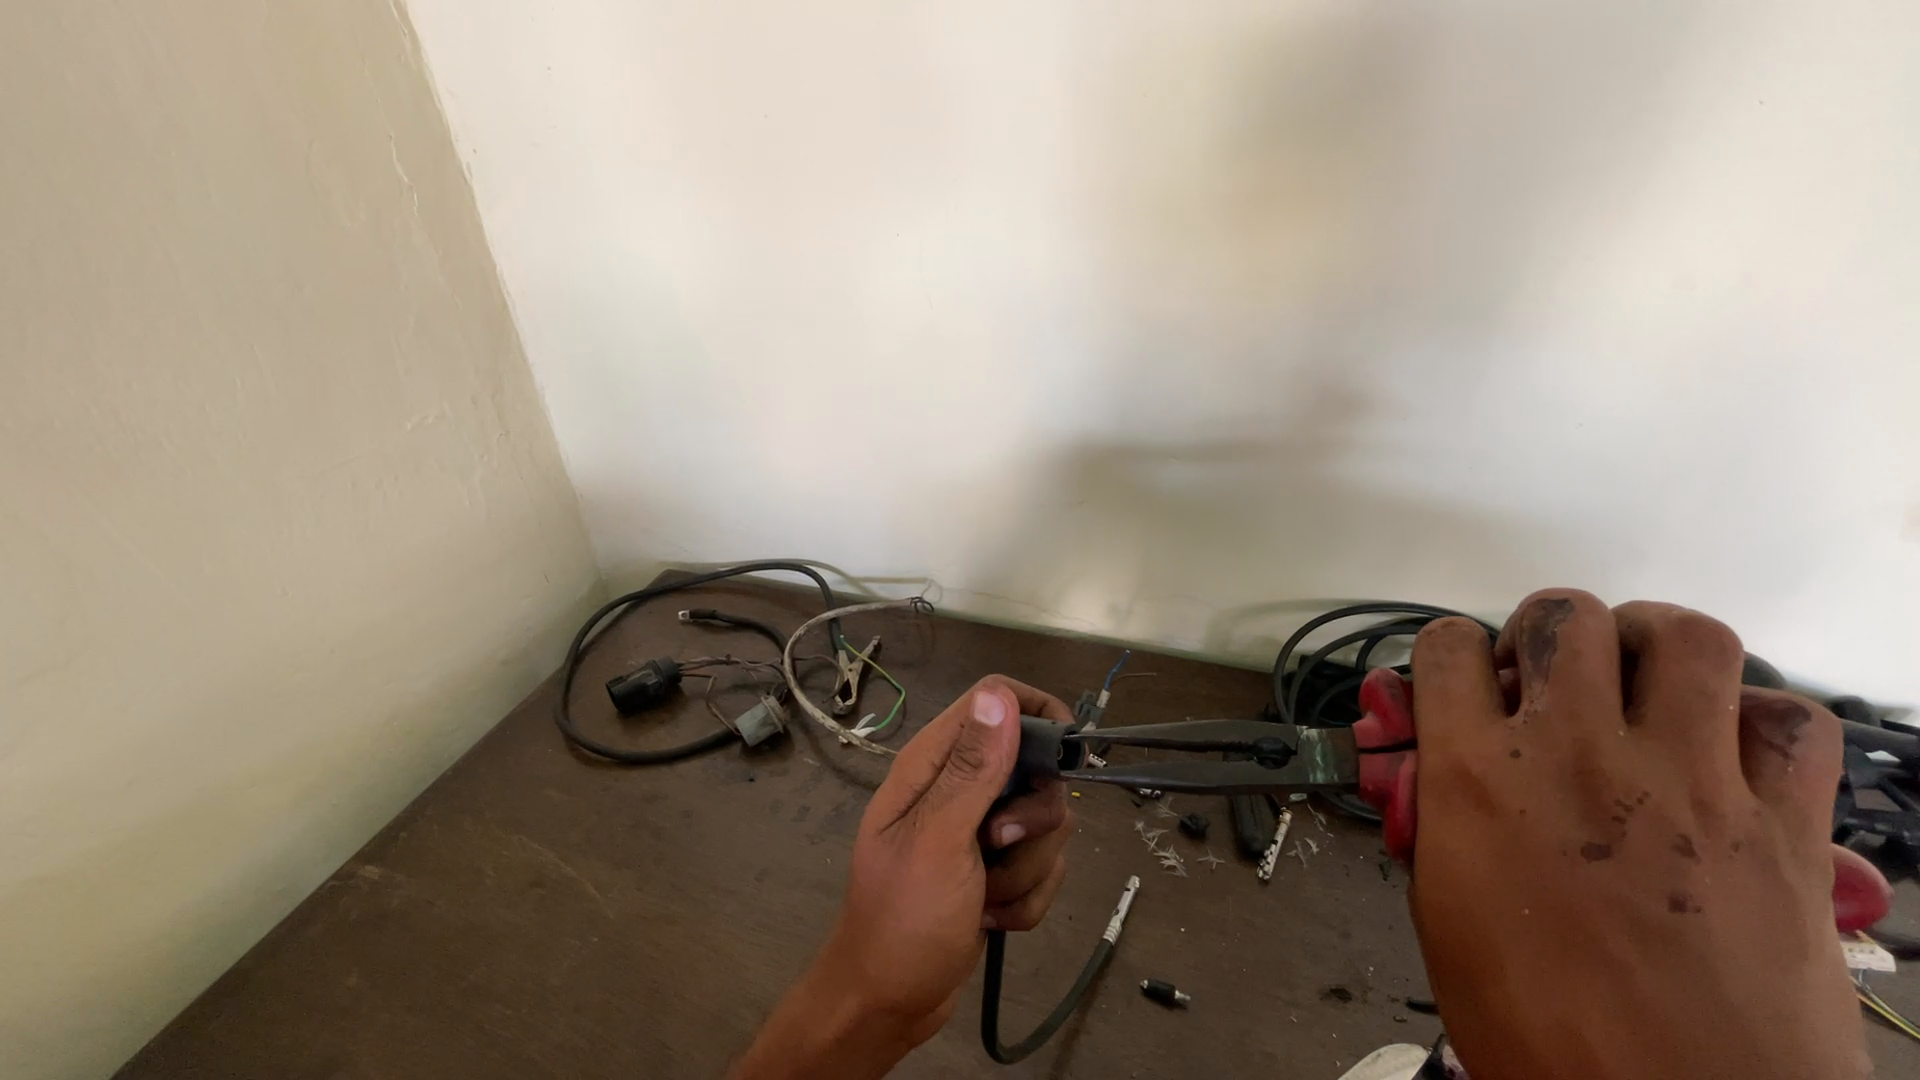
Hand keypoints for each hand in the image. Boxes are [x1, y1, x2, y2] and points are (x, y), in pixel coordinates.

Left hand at [730, 676, 1075, 1079]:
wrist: (888, 1003)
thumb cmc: (903, 919)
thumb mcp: (937, 839)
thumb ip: (972, 768)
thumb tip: (998, 694)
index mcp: (934, 762)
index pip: (993, 697)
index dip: (1035, 713)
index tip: (1064, 757)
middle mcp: (959, 785)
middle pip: (1034, 767)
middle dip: (1032, 818)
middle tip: (997, 845)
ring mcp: (979, 828)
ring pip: (1045, 823)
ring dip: (1026, 870)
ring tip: (984, 896)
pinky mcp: (996, 867)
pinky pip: (1043, 866)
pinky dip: (1024, 897)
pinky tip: (990, 917)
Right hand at [1409, 590, 1867, 1079]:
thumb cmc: (1533, 1017)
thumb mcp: (1440, 904)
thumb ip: (1436, 814)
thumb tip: (1437, 764)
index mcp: (1477, 775)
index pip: (1445, 647)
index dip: (1447, 652)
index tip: (1459, 679)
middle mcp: (1575, 754)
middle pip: (1562, 617)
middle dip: (1544, 629)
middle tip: (1548, 671)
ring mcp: (1690, 782)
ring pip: (1687, 638)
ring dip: (1651, 640)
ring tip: (1641, 673)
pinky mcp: (1788, 827)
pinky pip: (1794, 724)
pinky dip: (1760, 716)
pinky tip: (1729, 746)